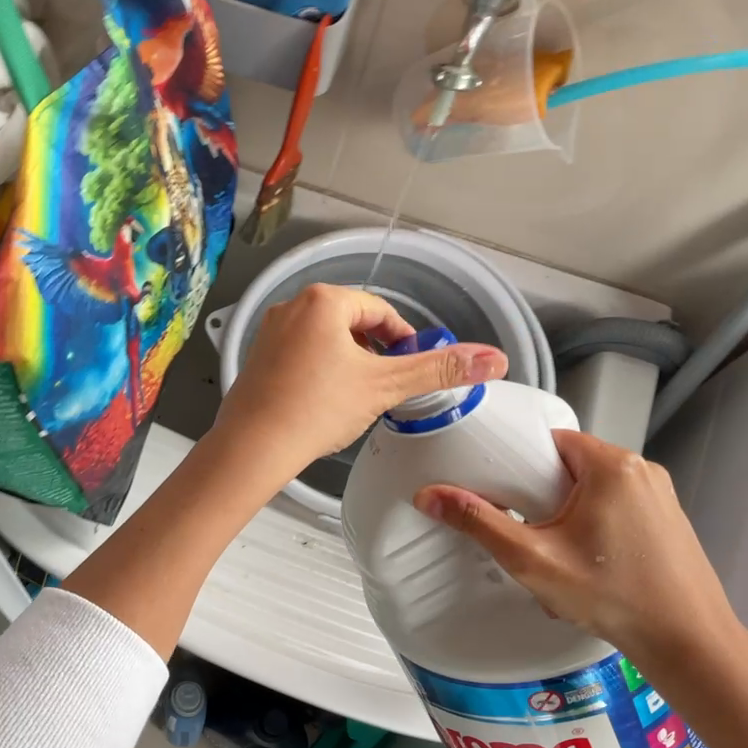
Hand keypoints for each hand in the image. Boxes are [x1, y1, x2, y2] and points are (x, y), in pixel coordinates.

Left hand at [212, 284, 505, 478]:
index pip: (380, 310)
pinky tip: (322, 404)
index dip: (402, 339)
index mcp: (323, 300)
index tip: (410, 366)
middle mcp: (290, 307)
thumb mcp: (384, 386)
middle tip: (382, 386)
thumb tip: (494, 358)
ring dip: (346, 363)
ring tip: (353, 398)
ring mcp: (268, 333)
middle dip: (373, 352)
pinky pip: (298, 356)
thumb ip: (437, 370)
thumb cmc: (315, 410)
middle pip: (350, 323)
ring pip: (323, 341)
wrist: (252, 447)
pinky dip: (318, 373)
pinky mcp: (255, 359)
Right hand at [414, 429, 746, 671]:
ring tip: (549, 550)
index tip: (495, 489)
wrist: (688, 642)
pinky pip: (613, 506)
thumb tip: (429, 495)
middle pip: (568, 464)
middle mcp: (641, 471)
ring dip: (562, 512)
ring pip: (590, 488)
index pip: (548, 441)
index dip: (515, 462)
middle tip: (520, 527)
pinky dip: (589, 524)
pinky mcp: (667, 521)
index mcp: (612, 466)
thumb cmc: (613, 595)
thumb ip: (477, 522)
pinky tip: (580, 562)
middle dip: (538, 494)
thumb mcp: (531, 558)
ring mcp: (660, 496)